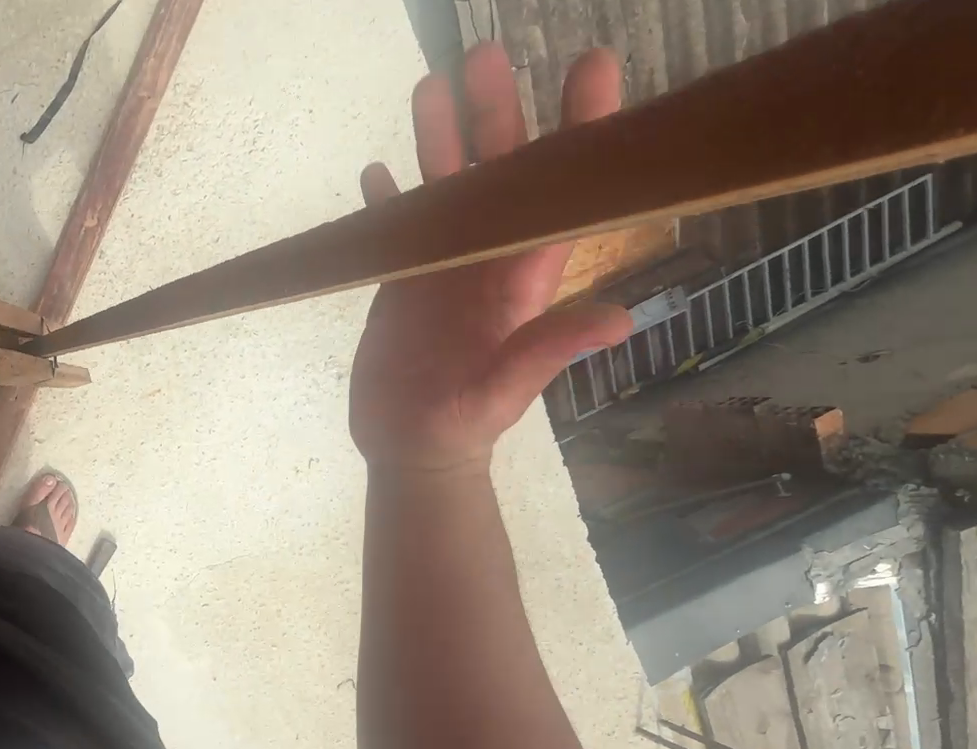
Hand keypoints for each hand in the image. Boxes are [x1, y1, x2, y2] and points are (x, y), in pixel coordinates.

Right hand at [349, 44, 633, 474]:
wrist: (410, 445)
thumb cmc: (461, 423)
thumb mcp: (505, 391)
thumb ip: (547, 350)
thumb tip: (617, 321)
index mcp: (522, 274)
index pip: (560, 192)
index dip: (579, 130)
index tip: (589, 67)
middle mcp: (485, 259)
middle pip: (495, 172)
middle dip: (493, 113)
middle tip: (483, 57)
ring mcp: (439, 269)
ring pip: (440, 190)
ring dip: (436, 140)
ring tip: (427, 87)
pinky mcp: (398, 286)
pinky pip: (394, 231)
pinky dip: (385, 202)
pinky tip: (376, 173)